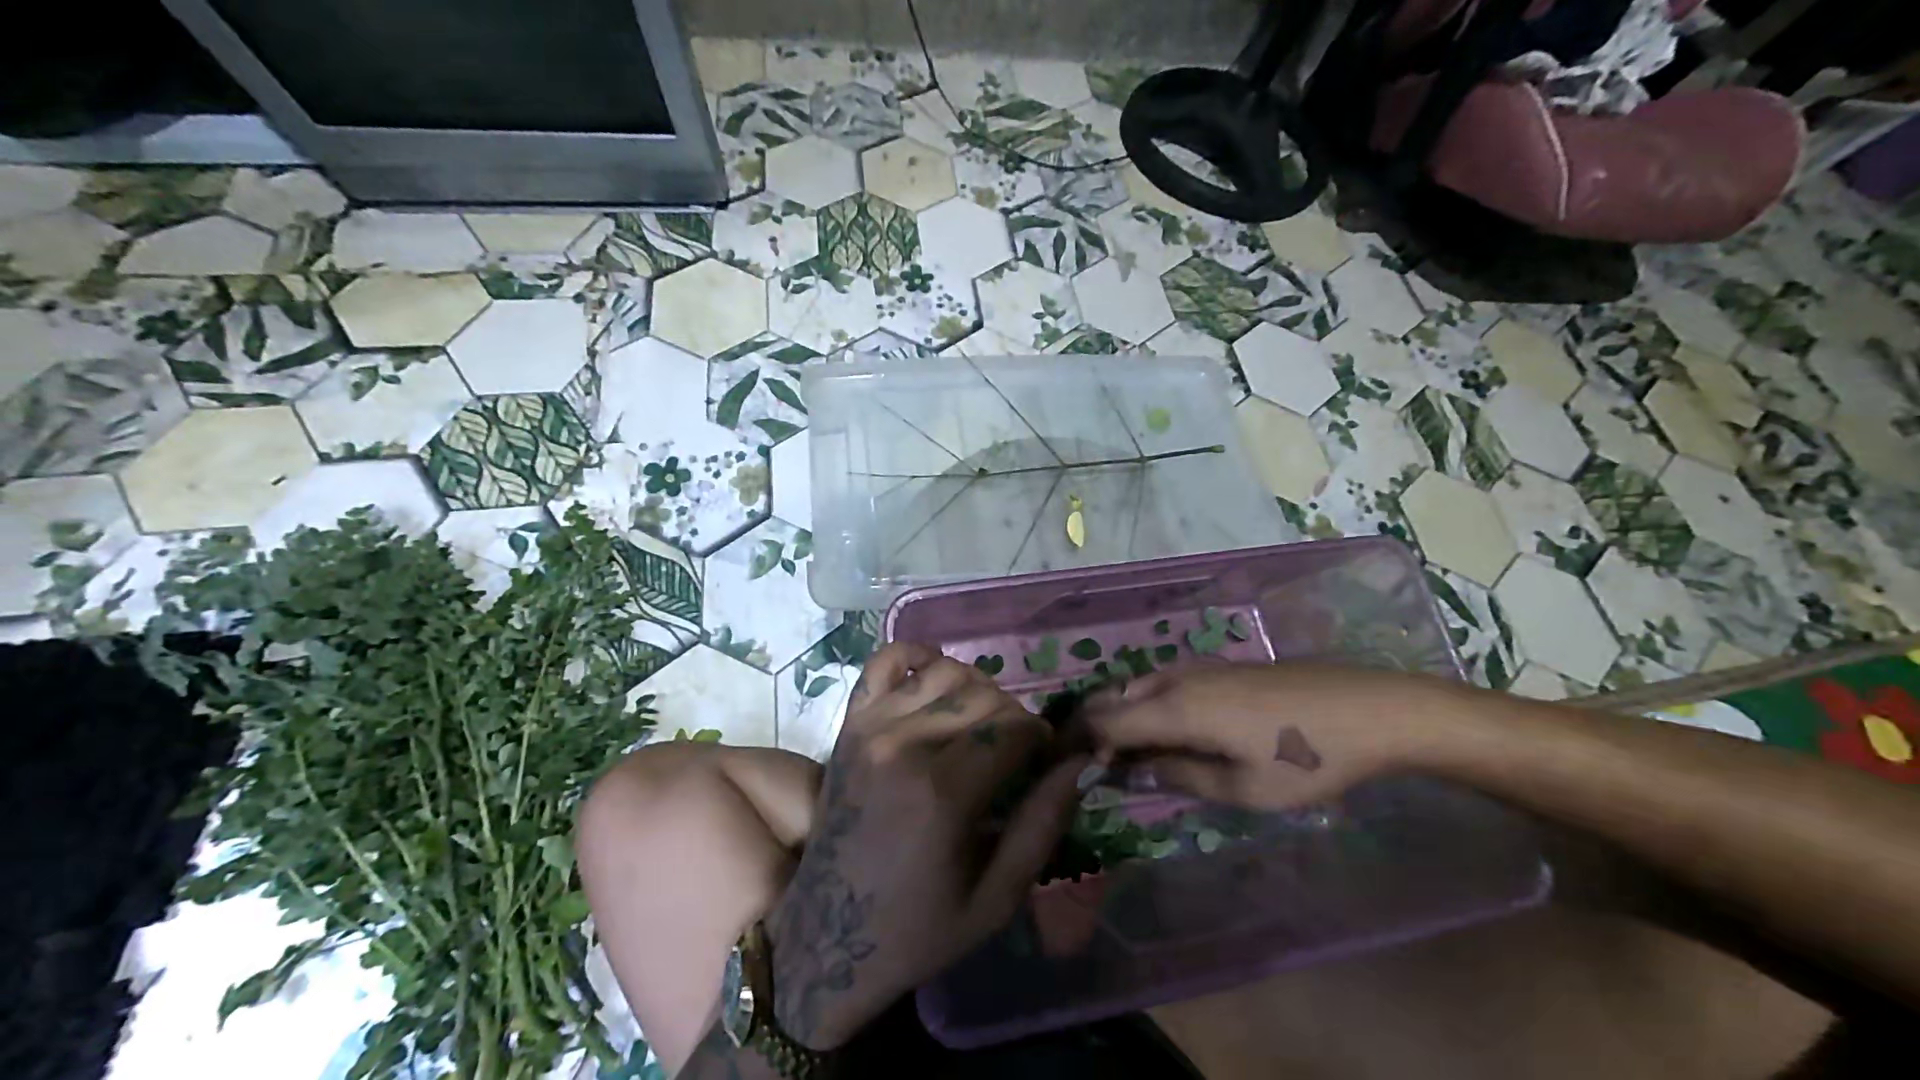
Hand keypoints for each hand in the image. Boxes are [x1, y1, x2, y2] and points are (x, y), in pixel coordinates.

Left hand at [764, 643, 1089, 1050]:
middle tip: (1016, 750)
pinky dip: (915, 655)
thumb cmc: (919, 926)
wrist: (829, 936)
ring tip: (981, 722)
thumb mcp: (997, 897)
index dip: (1041, 738)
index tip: (1044, 760)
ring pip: (945, 672)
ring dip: (976, 688)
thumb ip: (1043, 822)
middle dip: (1013, 716)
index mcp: (945, 792)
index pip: (1015, 728)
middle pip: (984, 696)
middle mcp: (905, 747)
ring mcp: (870, 729)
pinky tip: (935, 674)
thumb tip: (1080, 760)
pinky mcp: (848, 724)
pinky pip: (884, 662)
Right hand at [1081, 663, 1478, 810]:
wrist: (1374, 709)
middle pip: (1115, 697)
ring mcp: (1200, 668)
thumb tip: (1131, 773)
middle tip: (1101, 769)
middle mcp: (1177, 680)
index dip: (1084, 747)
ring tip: (1132, 756)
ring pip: (1139, 687)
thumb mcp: (1244, 788)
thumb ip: (1179, 778)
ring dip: (1125, 717)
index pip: (1105, 721)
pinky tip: (1170, 732)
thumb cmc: (1309, 758)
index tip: (1082, 776)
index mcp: (1176, 709)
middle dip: (1098, 730)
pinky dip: (1149, 706)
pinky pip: (1165, 683)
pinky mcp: (1220, 667)